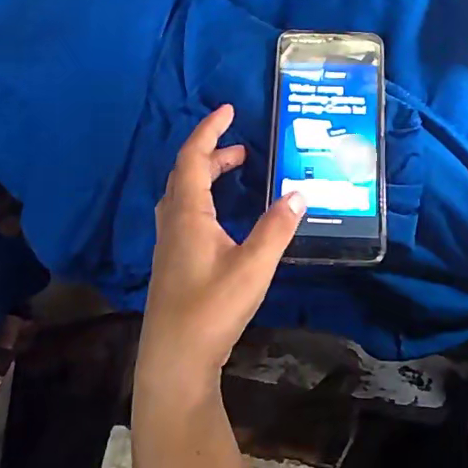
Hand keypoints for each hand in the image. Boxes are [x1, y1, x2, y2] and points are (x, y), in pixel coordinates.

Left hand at [138, 105, 304, 392]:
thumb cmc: (212, 308)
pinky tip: (222, 218)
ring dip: (207, 176)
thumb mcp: (253, 267)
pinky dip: (204, 199)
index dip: (210, 130)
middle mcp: (172, 221)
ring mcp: (168, 243)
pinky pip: (184, 214)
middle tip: (243, 149)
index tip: (228, 110)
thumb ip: (276, 229)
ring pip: (183, 194)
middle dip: (212, 152)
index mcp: (187, 213)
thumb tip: (298, 193)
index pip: (193, 157)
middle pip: (186, 173)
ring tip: (236, 173)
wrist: (175, 357)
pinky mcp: (172, 262)